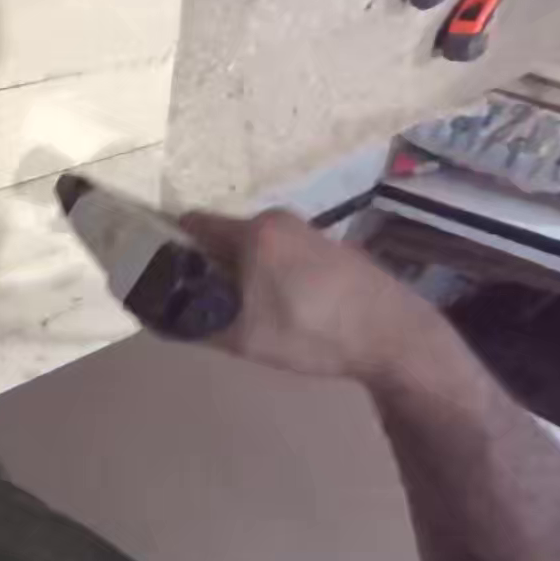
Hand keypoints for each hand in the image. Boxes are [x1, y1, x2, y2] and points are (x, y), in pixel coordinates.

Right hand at [181, 209, 441, 382]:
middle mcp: (278, 221)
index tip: (162, 270)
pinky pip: (280, 251)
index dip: (171, 245)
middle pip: (223, 235)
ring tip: (241, 306)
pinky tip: (280, 305)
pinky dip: (268, 270)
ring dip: (239, 269)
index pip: (192, 224)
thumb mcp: (242, 339)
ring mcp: (308, 231)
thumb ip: (194, 328)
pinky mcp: (329, 247)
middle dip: (207, 263)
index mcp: (253, 232)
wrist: (398, 339)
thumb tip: (161, 324)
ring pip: (253, 245)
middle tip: (201, 297)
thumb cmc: (312, 333)